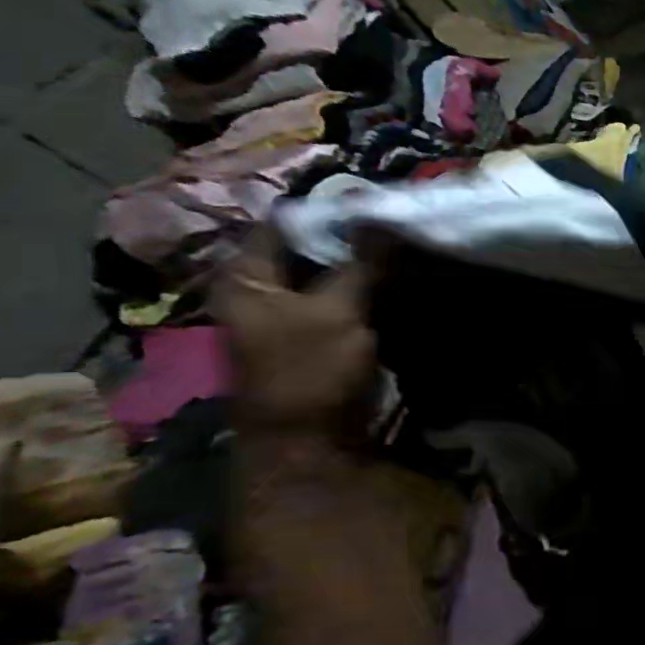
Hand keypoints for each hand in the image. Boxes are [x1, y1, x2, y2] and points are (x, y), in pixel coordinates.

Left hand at [214, 223, 376, 435]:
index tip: (372, 200)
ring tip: (397, 245)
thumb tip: (380, 217)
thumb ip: (360, 263)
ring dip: (357, 265)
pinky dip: (360, 290)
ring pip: (325, 275)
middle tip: (392, 221)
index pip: (285, 222)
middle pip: (306, 249)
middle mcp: (260, 290)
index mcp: (247, 277)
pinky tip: (390, 280)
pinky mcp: (311, 337)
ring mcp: (285, 316)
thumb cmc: (311, 371)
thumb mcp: (339, 311)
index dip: (326, 209)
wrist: (310, 445)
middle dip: (348, 237)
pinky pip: (337, 300)